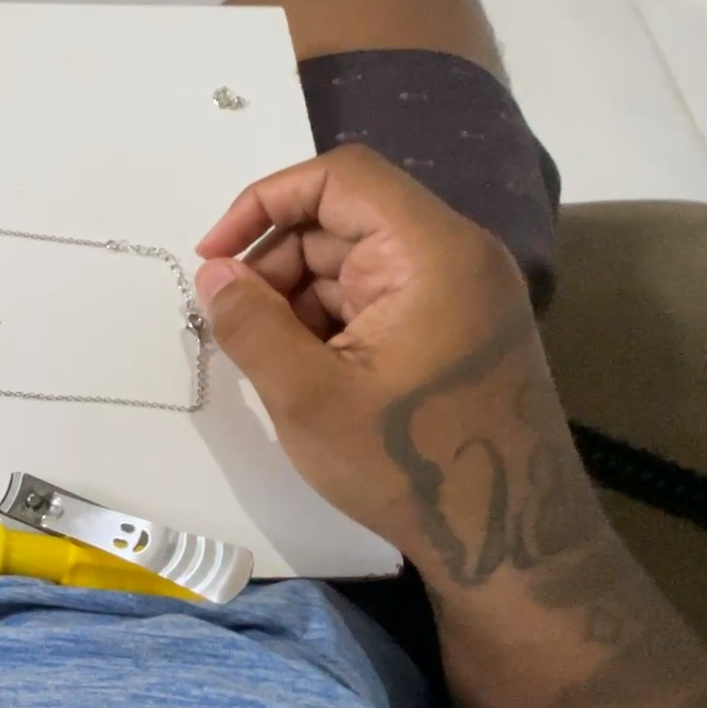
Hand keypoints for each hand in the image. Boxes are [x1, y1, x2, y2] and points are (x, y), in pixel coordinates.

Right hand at [193, 145, 606, 589]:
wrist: (496, 528)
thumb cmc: (400, 460)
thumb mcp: (304, 394)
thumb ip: (250, 325)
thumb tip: (212, 275)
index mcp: (427, 254)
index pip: (340, 179)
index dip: (263, 202)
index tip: (211, 257)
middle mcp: (447, 257)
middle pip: (337, 222)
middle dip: (268, 263)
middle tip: (226, 323)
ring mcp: (448, 294)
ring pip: (345, 264)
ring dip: (287, 297)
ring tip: (257, 355)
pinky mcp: (440, 327)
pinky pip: (363, 300)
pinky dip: (315, 322)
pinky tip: (292, 367)